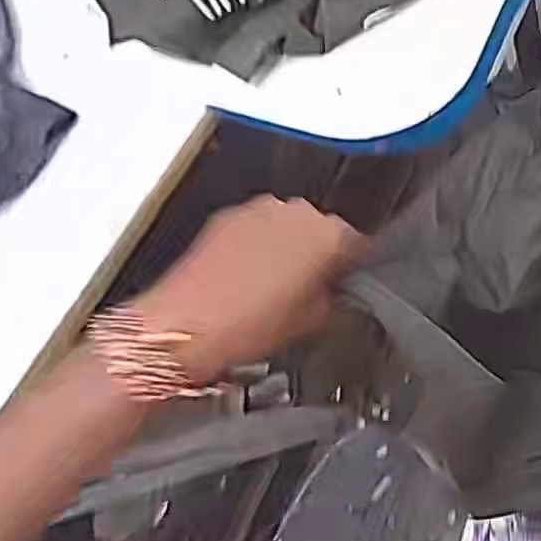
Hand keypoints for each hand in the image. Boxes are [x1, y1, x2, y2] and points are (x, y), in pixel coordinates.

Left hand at [132, 196, 365, 383]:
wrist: (180, 329)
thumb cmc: (244, 325)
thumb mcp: (313, 321)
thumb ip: (337, 297)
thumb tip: (338, 293)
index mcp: (331, 235)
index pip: (360, 243)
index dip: (353, 265)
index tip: (345, 279)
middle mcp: (300, 214)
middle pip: (325, 229)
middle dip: (320, 252)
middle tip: (308, 285)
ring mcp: (262, 211)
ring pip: (291, 225)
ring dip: (289, 245)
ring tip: (274, 282)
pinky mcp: (229, 217)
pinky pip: (258, 226)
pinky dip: (258, 244)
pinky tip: (249, 275)